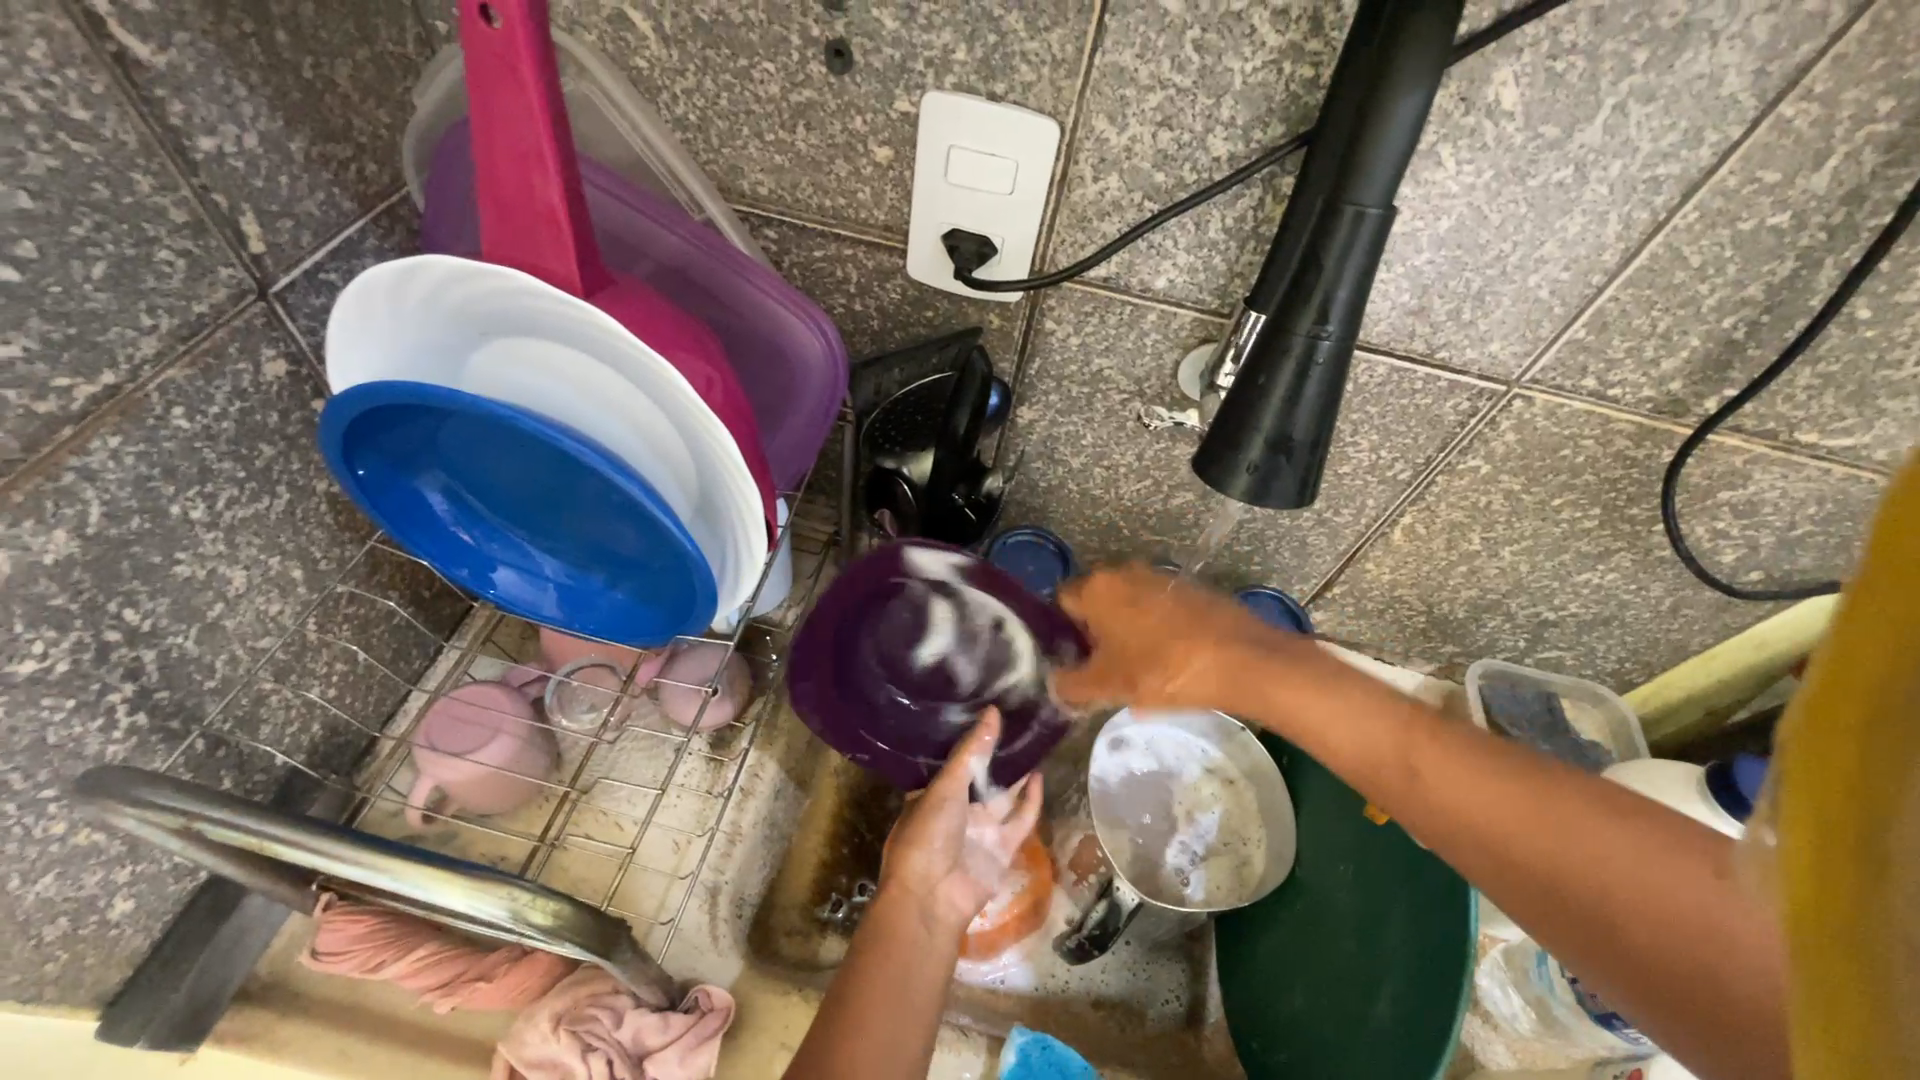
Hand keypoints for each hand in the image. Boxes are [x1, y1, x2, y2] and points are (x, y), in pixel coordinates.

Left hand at [880, 708, 1043, 935]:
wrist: (932, 898)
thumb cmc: (926, 836)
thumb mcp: (946, 787)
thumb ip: (972, 752)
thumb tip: (993, 712)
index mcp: (931, 796)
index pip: (952, 764)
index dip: (969, 743)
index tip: (987, 715)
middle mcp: (956, 812)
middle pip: (981, 779)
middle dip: (998, 757)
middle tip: (1019, 724)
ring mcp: (979, 832)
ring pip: (1003, 798)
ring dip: (1017, 776)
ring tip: (1034, 744)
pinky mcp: (1001, 849)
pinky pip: (1019, 820)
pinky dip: (1031, 801)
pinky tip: (1039, 775)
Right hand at [1052, 562, 1281, 711]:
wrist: (1243, 660)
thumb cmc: (1162, 669)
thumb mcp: (1108, 686)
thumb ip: (1071, 686)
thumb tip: (1056, 684)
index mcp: (1097, 588)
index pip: (1062, 601)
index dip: (1063, 633)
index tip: (1074, 662)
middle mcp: (1125, 572)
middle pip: (1097, 602)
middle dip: (1096, 635)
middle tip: (1104, 671)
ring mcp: (1162, 578)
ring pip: (1130, 607)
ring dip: (1128, 634)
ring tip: (1139, 673)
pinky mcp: (1192, 589)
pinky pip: (1159, 610)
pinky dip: (1157, 632)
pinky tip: (1171, 664)